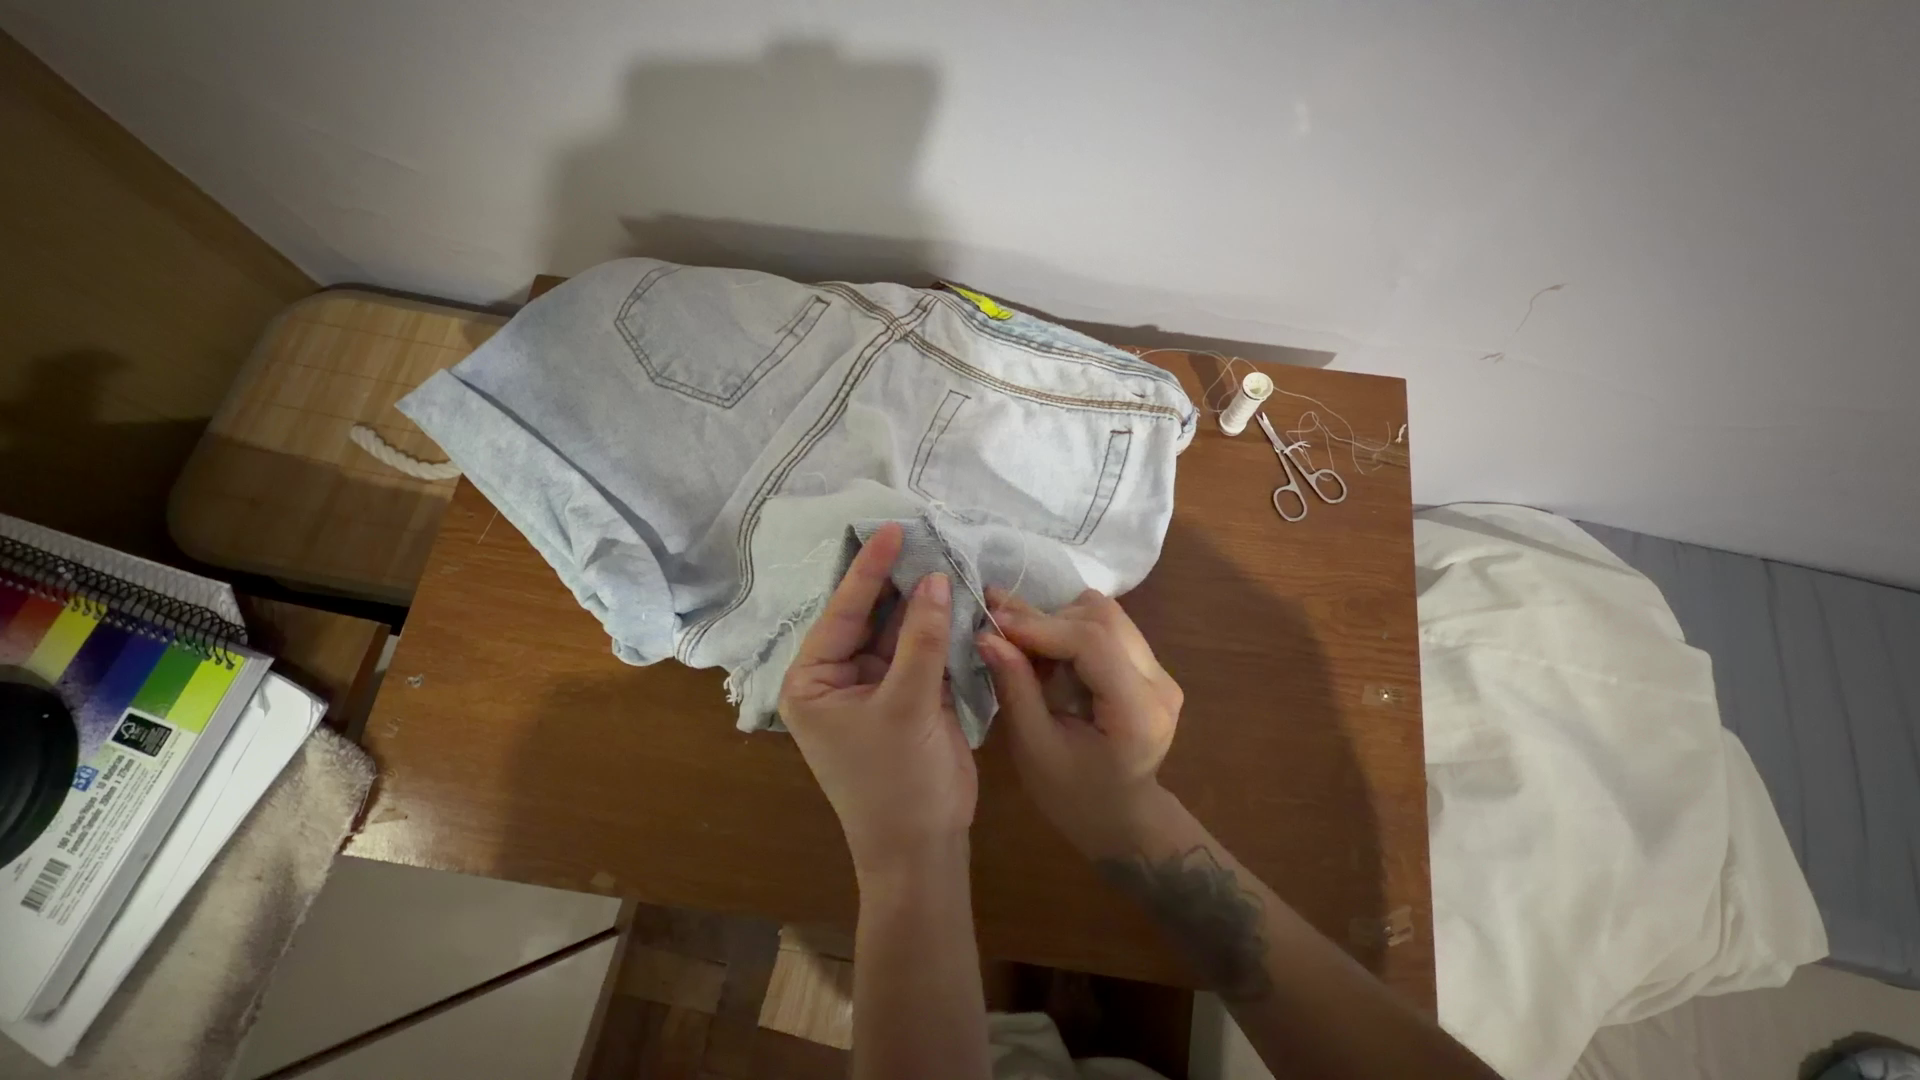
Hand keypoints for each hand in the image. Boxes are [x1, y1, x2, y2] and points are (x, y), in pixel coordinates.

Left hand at [779, 523, 976, 879]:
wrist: (924, 847)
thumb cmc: (896, 782)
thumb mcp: (905, 706)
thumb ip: (922, 641)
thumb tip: (936, 580)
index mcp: (814, 681)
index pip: (841, 613)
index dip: (869, 571)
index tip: (892, 529)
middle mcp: (839, 678)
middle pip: (870, 618)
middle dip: (898, 582)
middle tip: (926, 535)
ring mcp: (876, 687)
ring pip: (900, 633)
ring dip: (923, 603)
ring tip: (946, 556)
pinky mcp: (909, 698)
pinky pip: (922, 653)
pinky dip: (940, 630)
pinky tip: (958, 598)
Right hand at [975, 587, 1183, 856]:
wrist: (1119, 816)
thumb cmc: (1072, 795)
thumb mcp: (1034, 748)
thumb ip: (1015, 688)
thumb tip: (986, 635)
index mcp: (1137, 712)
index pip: (1092, 643)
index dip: (1040, 625)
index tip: (994, 623)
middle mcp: (1159, 683)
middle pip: (1102, 619)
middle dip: (1047, 618)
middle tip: (1000, 630)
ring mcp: (1161, 672)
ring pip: (1106, 615)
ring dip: (1060, 620)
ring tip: (1024, 645)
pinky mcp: (1150, 667)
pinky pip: (1109, 628)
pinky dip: (1071, 629)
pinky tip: (1047, 654)